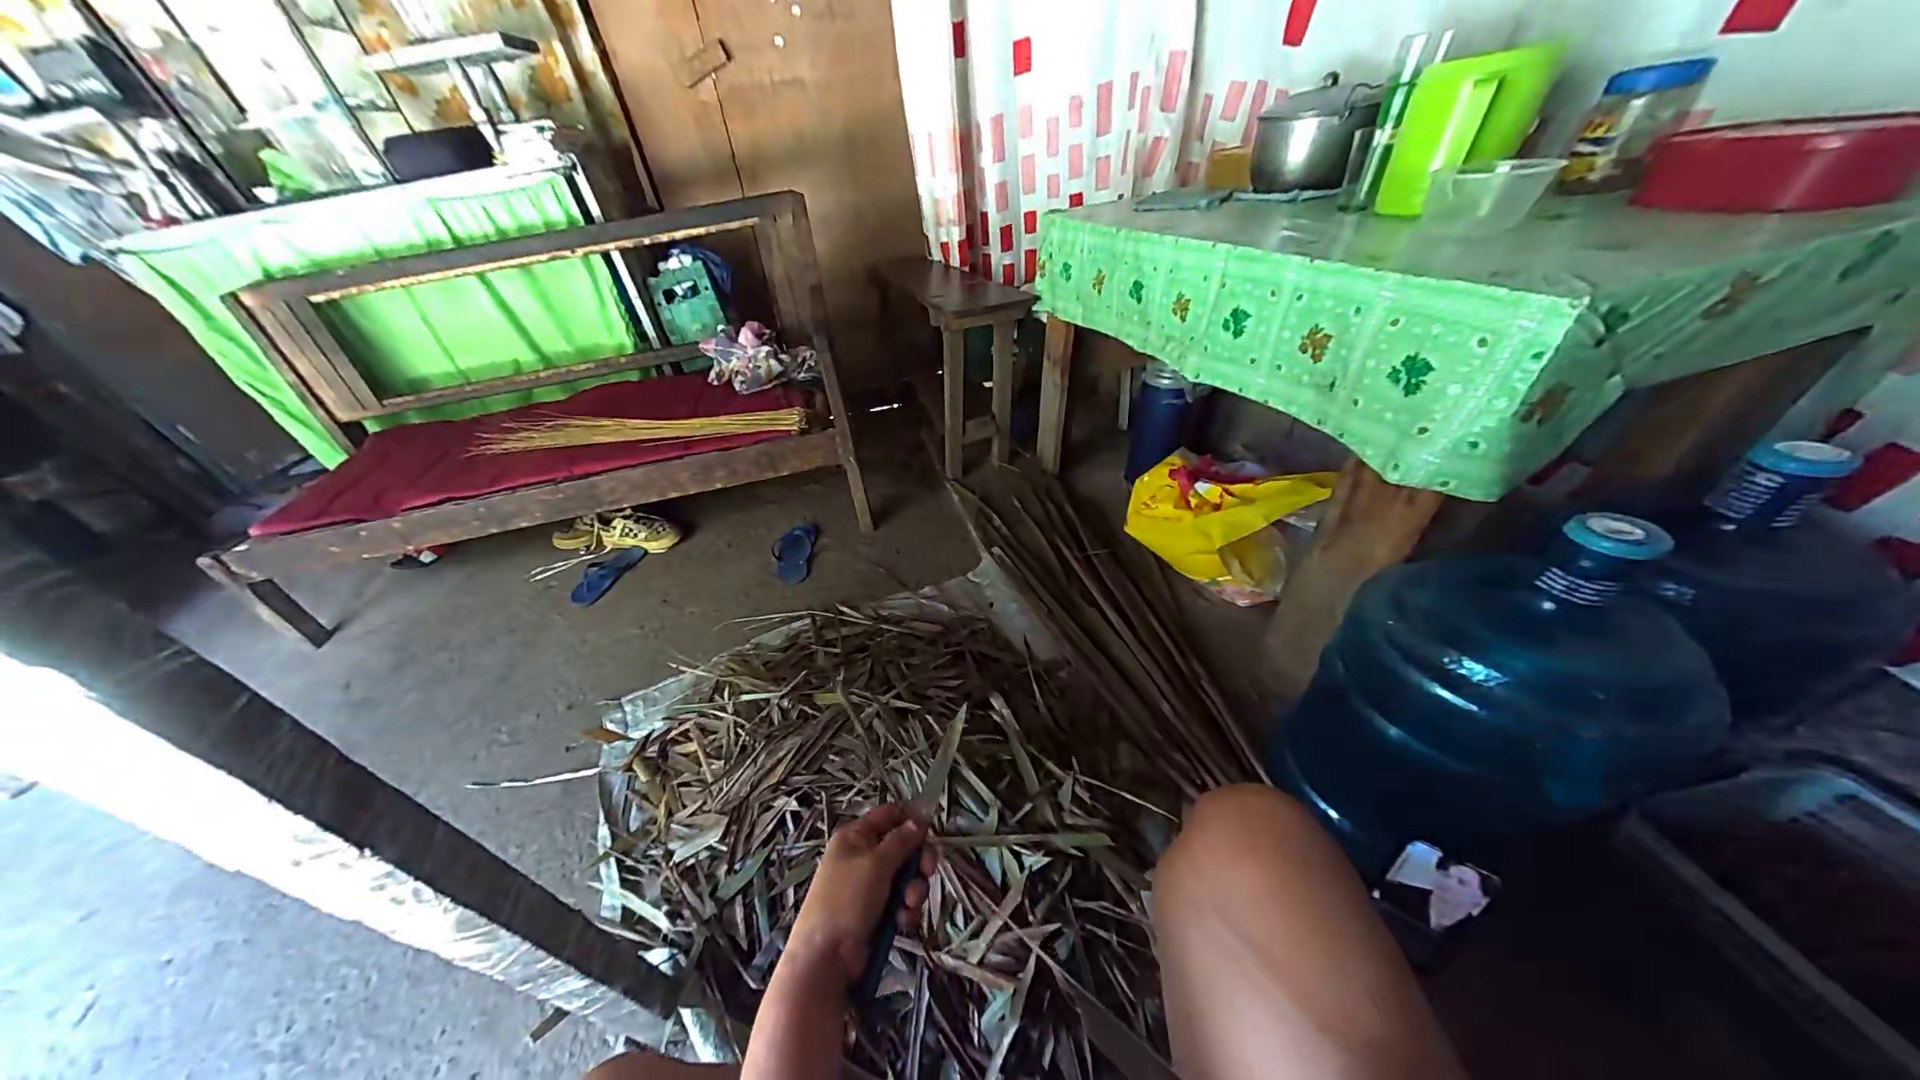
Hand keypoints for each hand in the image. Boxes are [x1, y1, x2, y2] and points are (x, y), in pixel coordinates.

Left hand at [785, 804, 936, 987]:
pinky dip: (906, 910)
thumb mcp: (875, 864)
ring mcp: (871, 886)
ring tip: (908, 904)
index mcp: (855, 837)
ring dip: (914, 890)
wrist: (826, 959)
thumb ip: (901, 841)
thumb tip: (919, 820)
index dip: (910, 819)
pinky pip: (903, 902)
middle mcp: (864, 857)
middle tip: (926, 871)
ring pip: (907, 876)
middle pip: (903, 847)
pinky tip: (902, 920)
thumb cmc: (846, 900)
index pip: (888, 815)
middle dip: (917, 861)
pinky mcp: (878, 912)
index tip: (930, 830)